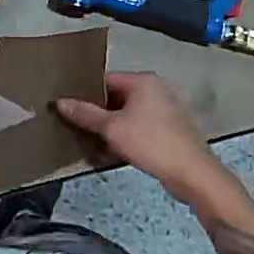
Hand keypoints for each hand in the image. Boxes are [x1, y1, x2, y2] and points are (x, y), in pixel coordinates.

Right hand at [57, 73, 238, 206]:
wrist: (193, 173)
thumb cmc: (151, 143)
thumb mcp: (112, 129)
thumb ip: (85, 114)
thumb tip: (60, 102)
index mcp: (143, 80)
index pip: (106, 80)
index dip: (86, 93)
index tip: (70, 107)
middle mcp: (158, 88)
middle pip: (118, 96)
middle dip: (99, 112)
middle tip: (79, 126)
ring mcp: (169, 107)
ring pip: (131, 112)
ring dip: (114, 126)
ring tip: (95, 140)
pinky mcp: (174, 127)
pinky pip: (144, 125)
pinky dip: (130, 133)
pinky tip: (117, 150)